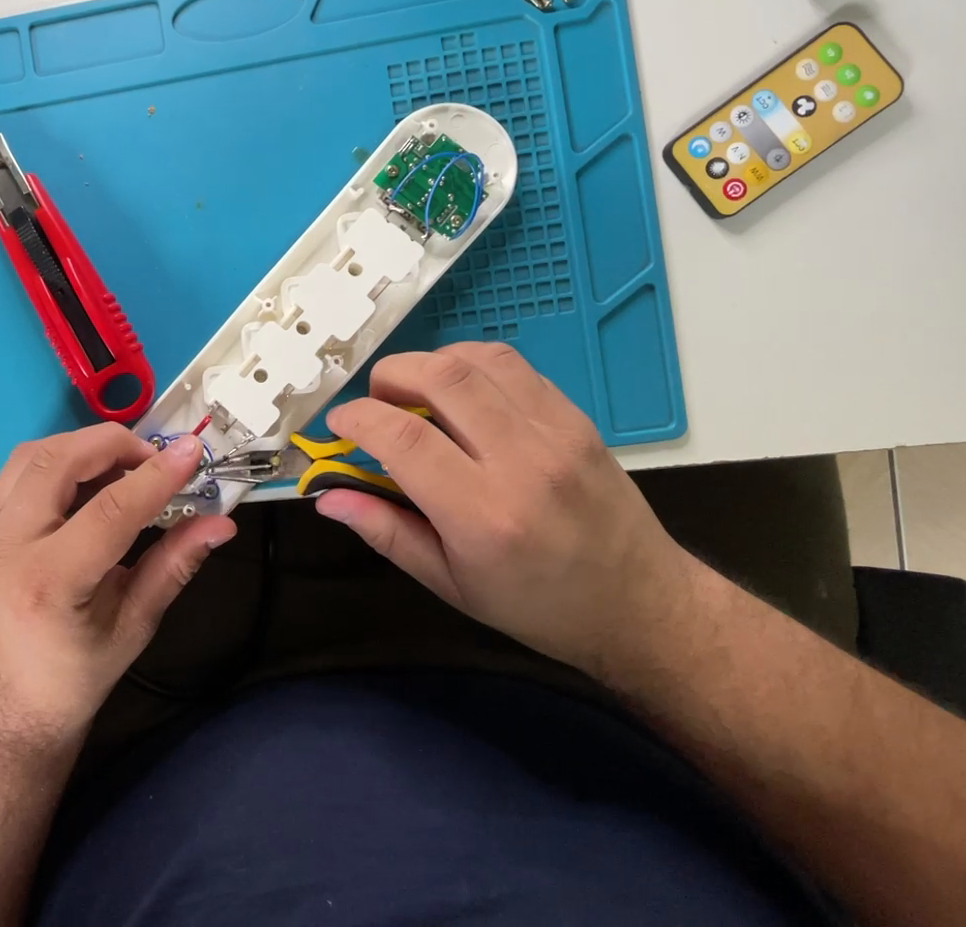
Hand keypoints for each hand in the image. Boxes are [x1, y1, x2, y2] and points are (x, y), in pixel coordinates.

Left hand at [0, 425, 236, 740]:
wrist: (19, 698)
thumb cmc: (82, 670)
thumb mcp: (137, 622)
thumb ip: (175, 564)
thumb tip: (221, 523)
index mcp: (48, 584)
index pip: (107, 511)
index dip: (154, 476)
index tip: (191, 452)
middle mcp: (7, 549)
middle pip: (57, 462)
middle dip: (112, 445)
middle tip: (154, 458)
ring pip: (33, 455)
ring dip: (84, 447)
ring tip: (125, 465)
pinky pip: (20, 470)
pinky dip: (61, 460)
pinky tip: (92, 479)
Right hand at [317, 342, 698, 672]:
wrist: (638, 603)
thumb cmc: (535, 605)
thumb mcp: (448, 582)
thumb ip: (386, 532)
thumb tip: (327, 497)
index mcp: (483, 516)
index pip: (405, 439)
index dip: (359, 418)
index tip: (339, 424)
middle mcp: (523, 462)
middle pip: (442, 379)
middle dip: (390, 376)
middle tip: (374, 401)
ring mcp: (557, 432)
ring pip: (478, 360)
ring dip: (430, 363)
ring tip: (413, 391)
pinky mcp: (577, 417)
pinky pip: (514, 366)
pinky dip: (471, 365)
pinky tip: (458, 391)